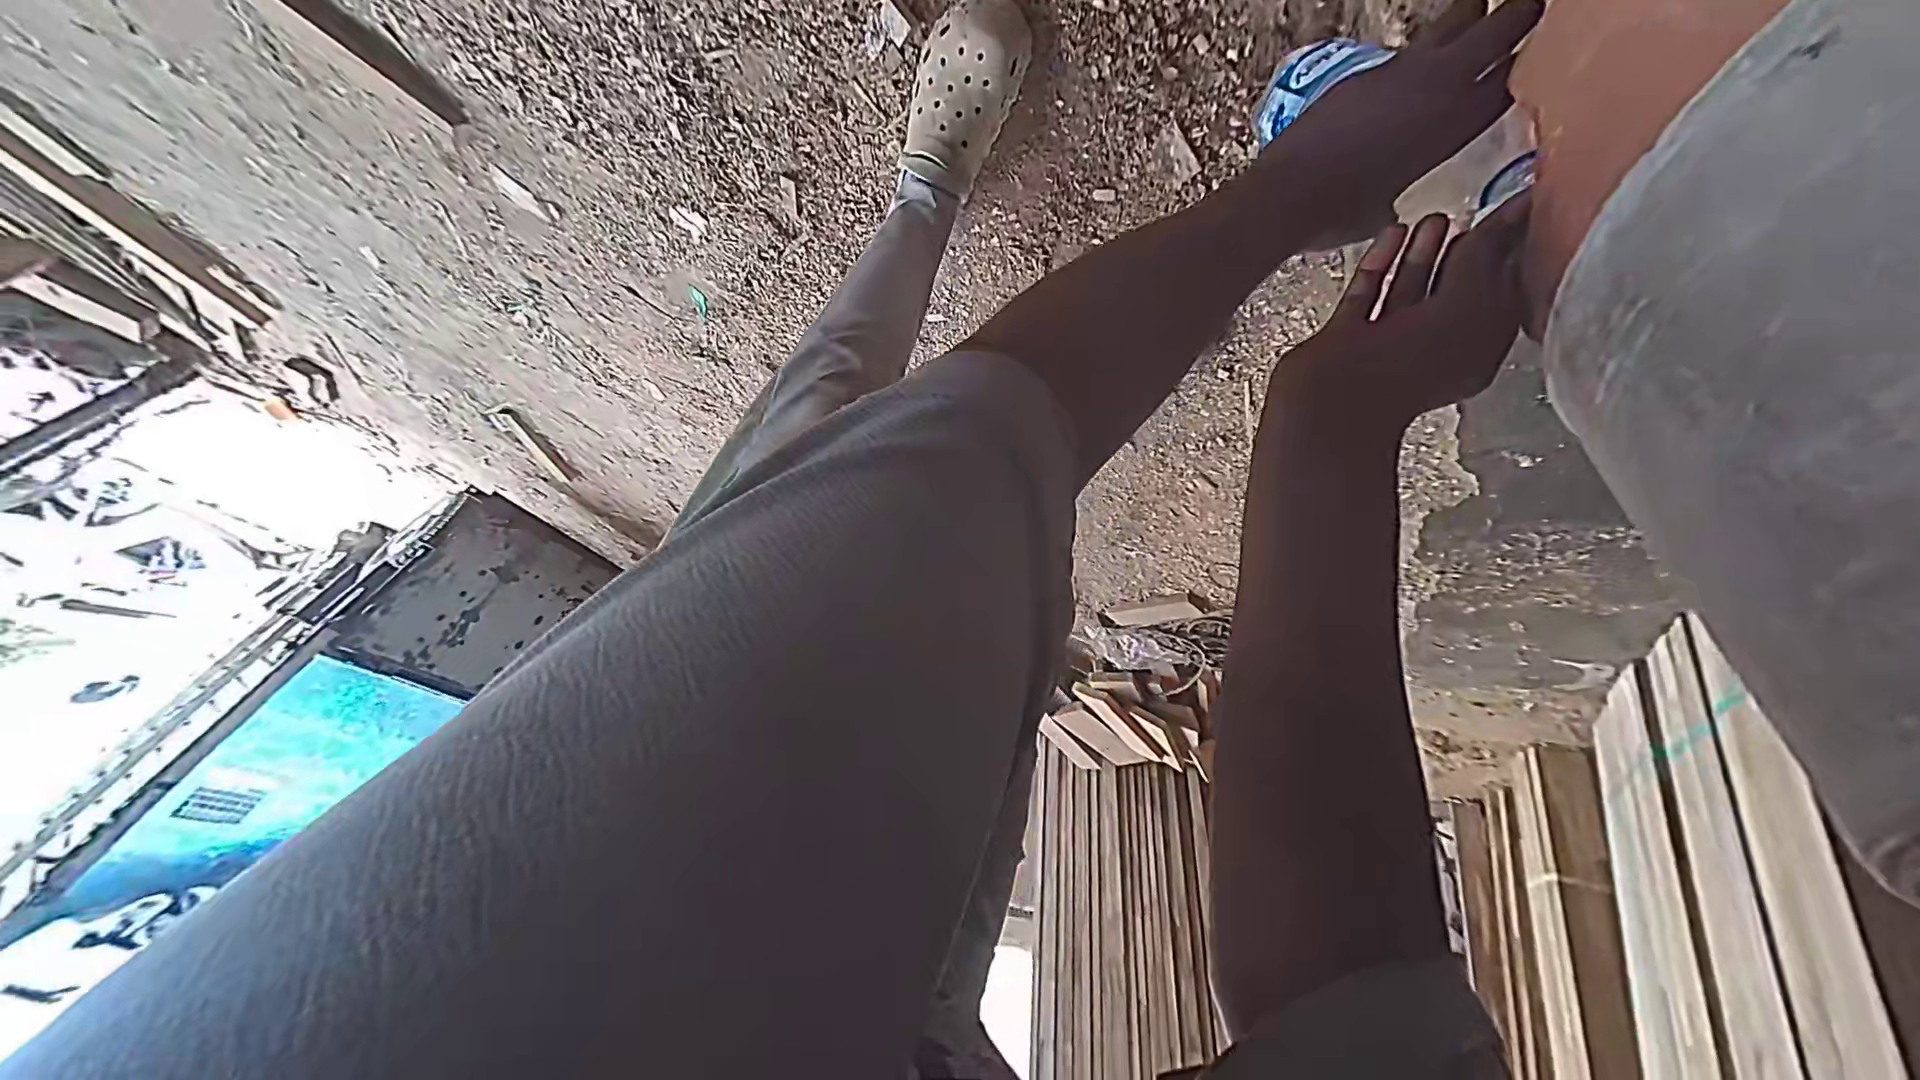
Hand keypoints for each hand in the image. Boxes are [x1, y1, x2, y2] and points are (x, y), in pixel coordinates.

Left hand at [1258, 0, 1543, 246]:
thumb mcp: (1385, 206)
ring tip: (1475, 17)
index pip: (1518, 72)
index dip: (1535, 57)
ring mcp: (1401, 70)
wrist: (1286, 195)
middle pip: (1508, 20)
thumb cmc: (1337, 215)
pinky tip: (1405, 74)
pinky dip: (1415, 56)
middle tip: (1527, 13)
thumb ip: (1401, 181)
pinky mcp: (1363, 73)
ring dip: (1467, 18)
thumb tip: (1389, 188)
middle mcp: (1442, 83)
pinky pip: (1404, 53)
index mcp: (1459, 120)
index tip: (1544, 52)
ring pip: (1456, 18)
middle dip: (1521, 13)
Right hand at [1268, 193, 1530, 430]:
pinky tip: (1390, 235)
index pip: (1501, 290)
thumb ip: (1482, 260)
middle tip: (1479, 208)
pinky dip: (1379, 265)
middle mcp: (1430, 349)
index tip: (1527, 205)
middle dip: (1465, 250)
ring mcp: (1384, 345)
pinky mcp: (1344, 339)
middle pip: (1452, 291)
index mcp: (1471, 350)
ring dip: (1422, 254)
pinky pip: (1367, 294)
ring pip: (1408, 291)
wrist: (1330, 400)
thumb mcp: (1465, 304)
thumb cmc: (1403, 364)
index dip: (1514, 248)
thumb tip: (1492, 227)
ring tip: (1432, 218)